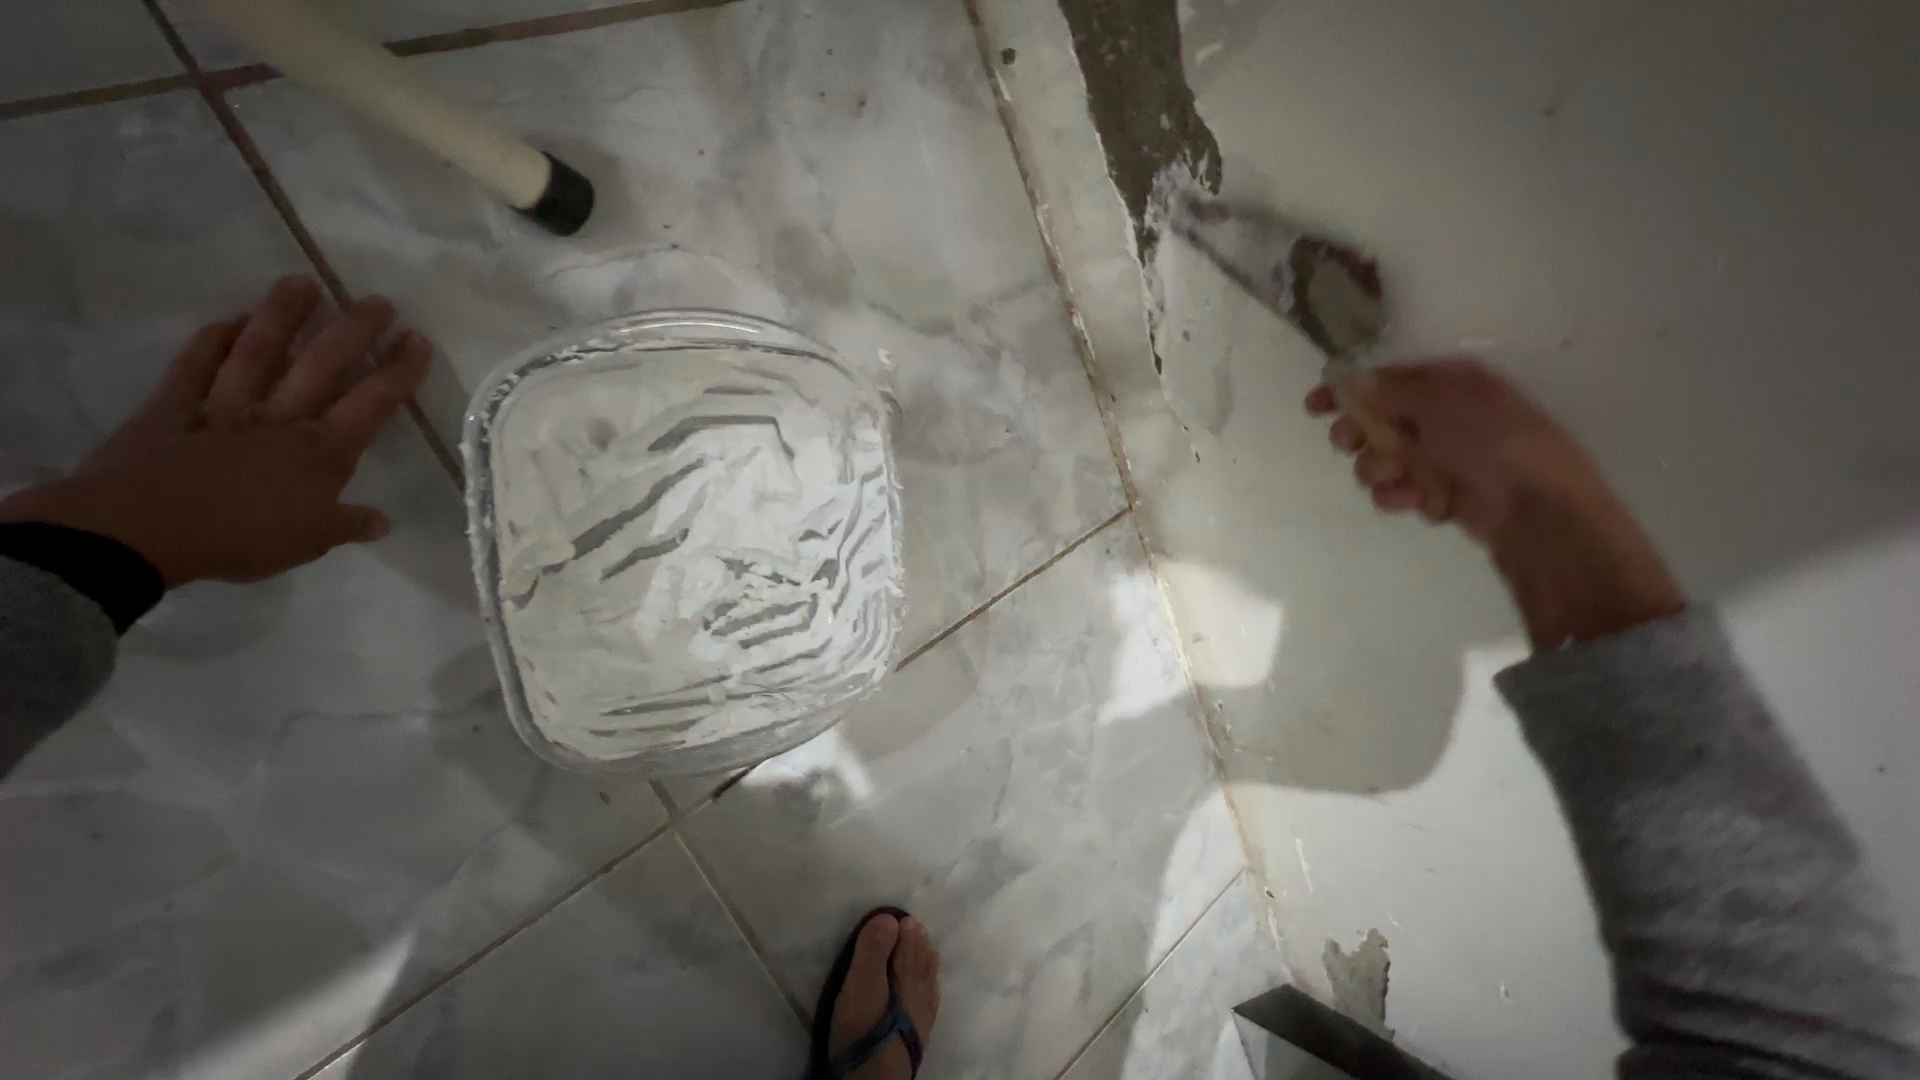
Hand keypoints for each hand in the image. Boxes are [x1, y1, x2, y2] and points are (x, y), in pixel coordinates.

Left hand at [0, 276, 433, 587]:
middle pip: (323, 365)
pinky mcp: (172, 408)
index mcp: (323, 451)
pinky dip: (212, 342)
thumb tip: (383, 521)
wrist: (141, 533)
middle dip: (354, 330)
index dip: (400, 370)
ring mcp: (225, 408)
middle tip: (377, 301)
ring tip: (302, 282)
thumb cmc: (242, 538)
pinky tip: (229, 320)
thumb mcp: (312, 541)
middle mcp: (282, 419)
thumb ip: (349, 524)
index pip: (374, 402)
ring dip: (282, 316)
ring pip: (260, 353)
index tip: (417, 339)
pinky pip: (195, 367)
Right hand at [1306, 357, 1683, 646]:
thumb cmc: (1496, 443)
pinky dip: (1399, 496)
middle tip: (1347, 443)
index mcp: (1453, 384)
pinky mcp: (1441, 494)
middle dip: (1358, 434)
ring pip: (1383, 459)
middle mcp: (1447, 417)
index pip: (1390, 379)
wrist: (1539, 512)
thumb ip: (1392, 390)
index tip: (1314, 406)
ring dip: (1378, 470)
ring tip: (1395, 481)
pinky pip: (1401, 490)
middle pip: (1379, 420)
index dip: (1350, 390)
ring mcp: (1444, 458)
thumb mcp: (1444, 402)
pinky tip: (1409, 503)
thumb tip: (1348, 380)